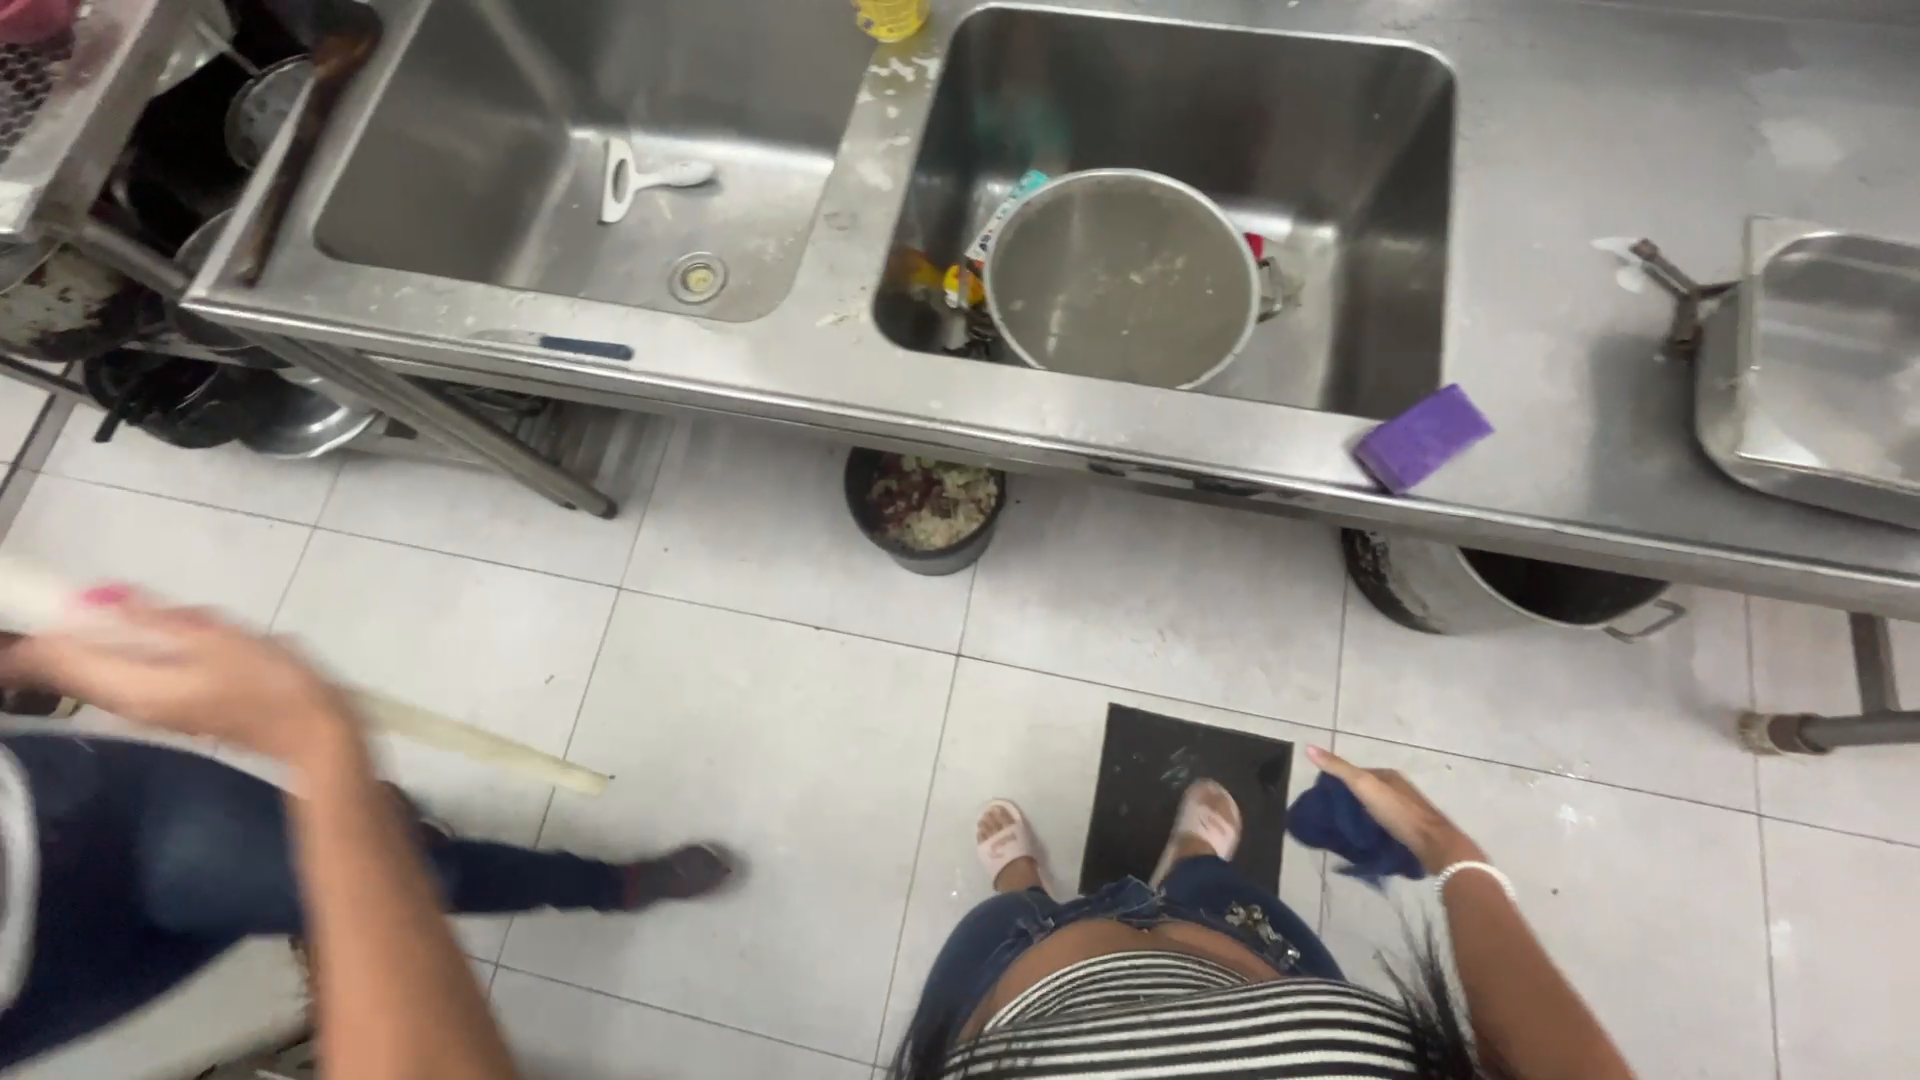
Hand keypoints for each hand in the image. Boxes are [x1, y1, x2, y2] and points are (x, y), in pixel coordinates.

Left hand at [0, 587, 356, 761]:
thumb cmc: (274, 684)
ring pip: (130, 661)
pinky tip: (225, 651)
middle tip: (186, 617)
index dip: (64, 621)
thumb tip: (103, 597)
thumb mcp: (223, 640)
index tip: (100, 600)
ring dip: (161, 638)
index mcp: (129, 687)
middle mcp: (127, 703)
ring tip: (216, 632)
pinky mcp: (180, 709)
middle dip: (130, 626)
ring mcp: (154, 709)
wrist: (313, 730)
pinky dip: (179, 654)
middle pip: (94, 655)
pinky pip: (156, 673)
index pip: (51, 654)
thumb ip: (157, 619)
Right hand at [1306, 746, 1485, 873]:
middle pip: (1369, 789)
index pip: (1357, 772)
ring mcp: (1409, 809)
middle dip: (1352, 798)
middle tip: (1334, 812)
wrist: (1434, 844)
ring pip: (1378, 807)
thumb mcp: (1363, 785)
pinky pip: (1388, 822)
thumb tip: (1308, 747)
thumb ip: (1338, 768)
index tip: (1325, 796)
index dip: (1340, 781)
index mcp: (1389, 775)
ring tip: (1347, 825)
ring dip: (1364, 813)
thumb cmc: (1397, 812)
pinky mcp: (1414, 829)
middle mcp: (1400, 788)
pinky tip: (1368, 835)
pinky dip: (1376, 825)